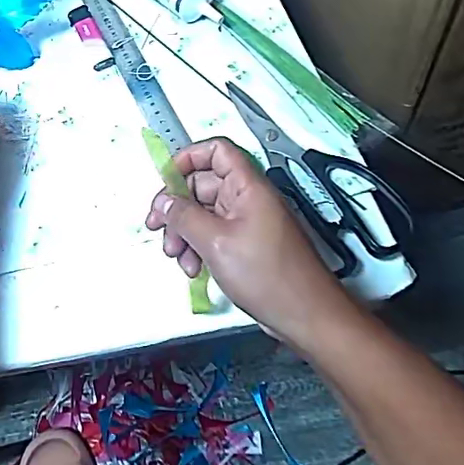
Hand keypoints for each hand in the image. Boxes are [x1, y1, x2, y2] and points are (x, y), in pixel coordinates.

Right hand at [144, 138, 357, 344]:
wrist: (304, 314)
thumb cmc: (273, 277)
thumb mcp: (216, 243)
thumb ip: (184, 217)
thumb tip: (165, 202)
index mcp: (248, 186)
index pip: (216, 151)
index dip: (188, 158)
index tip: (166, 181)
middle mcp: (249, 198)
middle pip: (203, 184)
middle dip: (177, 206)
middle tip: (159, 226)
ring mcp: (248, 221)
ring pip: (205, 212)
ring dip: (184, 232)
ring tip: (177, 255)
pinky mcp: (247, 243)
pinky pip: (214, 234)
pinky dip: (198, 247)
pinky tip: (194, 268)